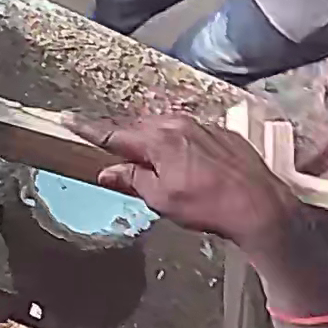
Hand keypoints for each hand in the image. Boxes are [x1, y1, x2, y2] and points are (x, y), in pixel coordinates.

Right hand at [68, 114, 300, 251]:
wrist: (260, 206)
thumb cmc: (208, 206)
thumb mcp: (161, 199)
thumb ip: (132, 179)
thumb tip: (108, 171)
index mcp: (158, 140)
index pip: (113, 133)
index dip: (88, 129)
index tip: (68, 121)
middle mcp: (178, 125)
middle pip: (138, 129)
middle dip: (125, 142)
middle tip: (116, 160)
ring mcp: (202, 126)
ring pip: (164, 129)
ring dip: (152, 143)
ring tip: (153, 167)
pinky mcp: (221, 133)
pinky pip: (188, 132)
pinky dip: (178, 144)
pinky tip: (185, 166)